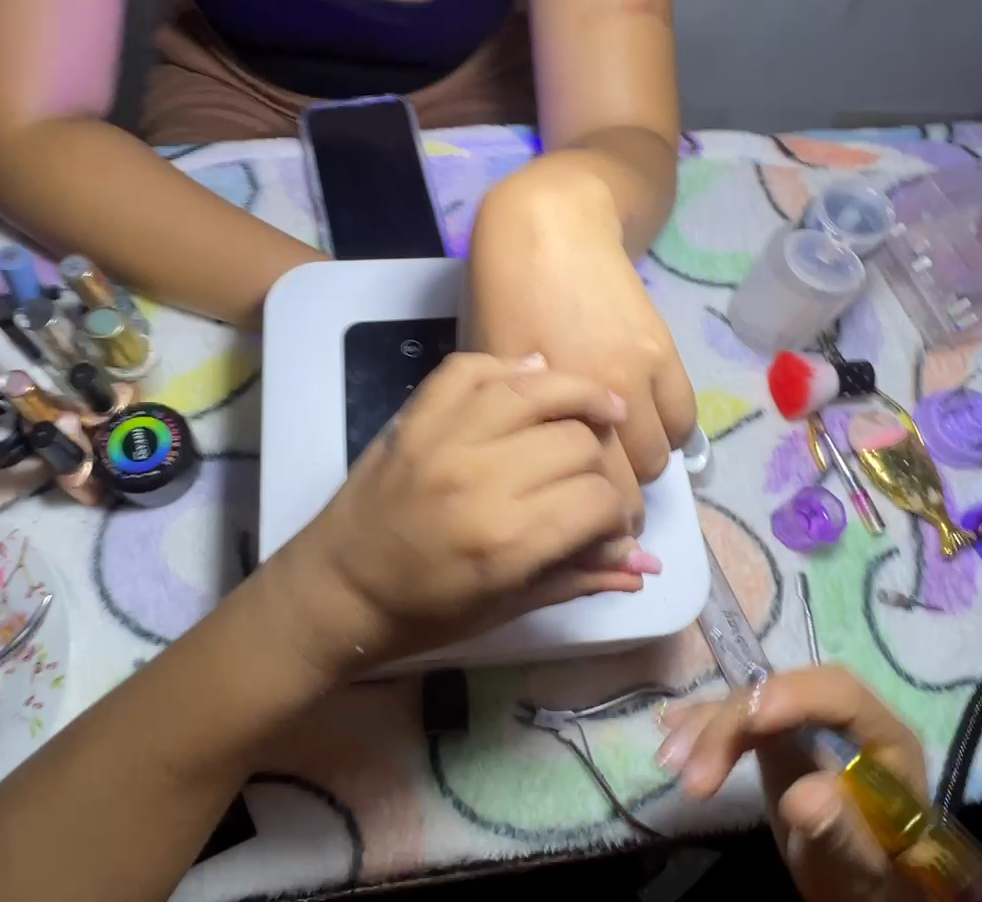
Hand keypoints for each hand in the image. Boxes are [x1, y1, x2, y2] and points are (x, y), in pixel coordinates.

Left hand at [274, 352, 662, 675]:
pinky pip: (472, 369)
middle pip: (576, 441)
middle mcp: (479, 477)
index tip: (612, 524)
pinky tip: (535, 377)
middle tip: (596, 480)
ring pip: (534, 388)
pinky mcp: (416, 416)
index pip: (597, 499)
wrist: (336, 589)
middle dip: (601, 463)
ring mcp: (443, 437)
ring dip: (578, 392)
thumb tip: (645, 564)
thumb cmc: (422, 614)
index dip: (619, 513)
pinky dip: (509, 367)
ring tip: (601, 406)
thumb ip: (578, 578)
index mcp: (504, 539)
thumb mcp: (505, 608)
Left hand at [466, 156, 696, 532]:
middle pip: (621, 487)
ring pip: (656, 458)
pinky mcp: (664, 355)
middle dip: (615, 508)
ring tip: (625, 459)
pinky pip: (684, 419)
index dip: (586, 528)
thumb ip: (513, 426)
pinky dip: (669, 431)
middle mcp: (586, 405)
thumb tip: (535, 469)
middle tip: (606, 508)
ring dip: (641, 467)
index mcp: (532, 414)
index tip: (586, 533)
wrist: (550, 228)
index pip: (574, 500)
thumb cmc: (500, 297)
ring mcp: (632, 379)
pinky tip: (648, 422)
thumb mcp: (487, 369)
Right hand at [657, 668, 928, 901]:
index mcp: (881, 734)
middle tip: (695, 777)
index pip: (837, 692)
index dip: (792, 695)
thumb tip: (805, 798)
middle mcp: (838, 715)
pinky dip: (702, 725)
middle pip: (779, 695)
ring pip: (747, 704)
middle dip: (731, 725)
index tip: (750, 720)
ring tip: (671, 762)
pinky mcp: (774, 734)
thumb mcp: (862, 863)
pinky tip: (672, 730)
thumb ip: (841, 829)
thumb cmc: (874, 877)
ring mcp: (803, 720)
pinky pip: (735, 720)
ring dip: (706, 727)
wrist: (861, 887)